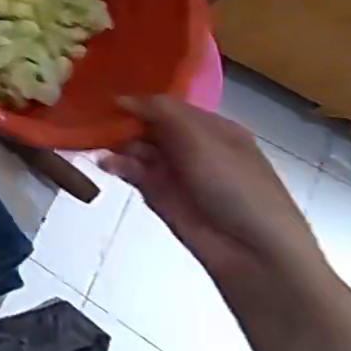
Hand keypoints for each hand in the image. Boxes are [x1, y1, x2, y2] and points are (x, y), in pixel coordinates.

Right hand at [100, 95, 328, 291]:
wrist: (252, 251)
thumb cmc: (235, 185)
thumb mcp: (201, 139)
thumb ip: (161, 112)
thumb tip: (122, 99)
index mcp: (212, 128)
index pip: (169, 106)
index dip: (141, 102)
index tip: (110, 99)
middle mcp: (193, 147)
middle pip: (149, 127)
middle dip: (125, 123)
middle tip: (98, 122)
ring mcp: (175, 173)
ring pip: (138, 149)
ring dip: (118, 145)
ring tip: (100, 145)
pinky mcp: (159, 196)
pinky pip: (134, 174)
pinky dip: (119, 166)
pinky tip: (108, 164)